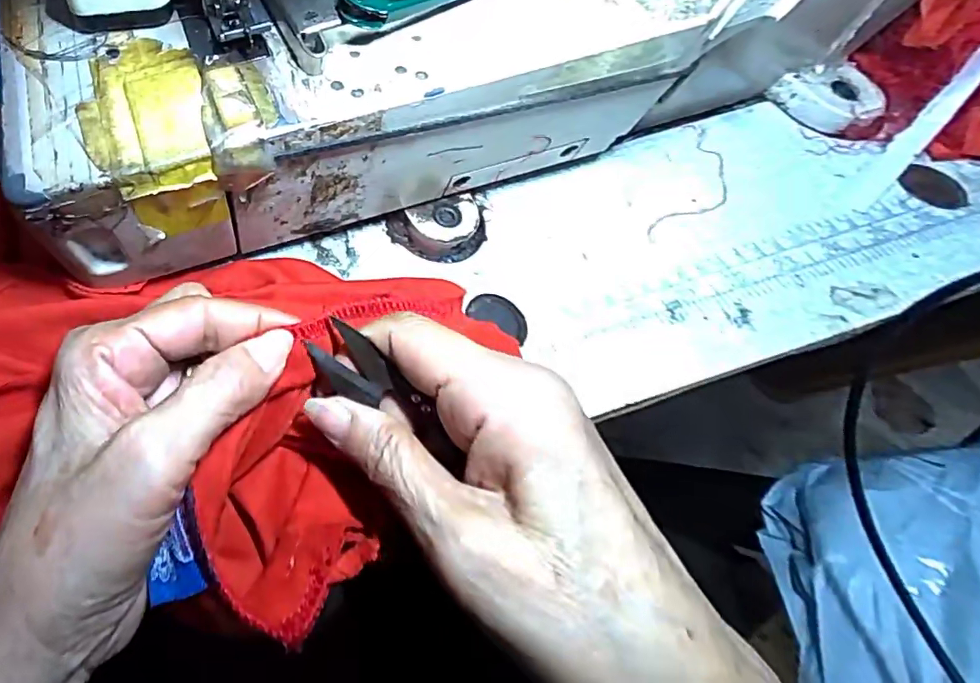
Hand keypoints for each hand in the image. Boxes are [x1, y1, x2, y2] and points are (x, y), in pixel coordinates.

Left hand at [0, 284, 296, 682]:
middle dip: (247, 338)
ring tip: (296, 380)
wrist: (49, 620)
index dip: (248, 320)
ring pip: (204, 362)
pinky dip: (237, 400)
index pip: (188, 313)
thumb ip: (216, 394)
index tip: (306, 335)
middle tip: (304, 359)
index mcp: (101, 350)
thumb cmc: (83, 535)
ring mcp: (134, 400)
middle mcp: (115, 362)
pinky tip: (267, 408)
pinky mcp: (153, 436)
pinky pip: (205, 400)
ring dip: (246, 368)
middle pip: (196, 327)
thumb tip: (279, 342)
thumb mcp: (152, 458)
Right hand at [301, 313, 774, 682]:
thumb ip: (386, 459)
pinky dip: (421, 429)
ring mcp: (532, 403)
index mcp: (509, 393)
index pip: (404, 330)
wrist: (668, 672)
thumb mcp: (458, 538)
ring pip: (431, 379)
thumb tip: (318, 403)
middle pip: (417, 351)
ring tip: (370, 460)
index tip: (311, 393)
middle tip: (337, 439)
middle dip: (368, 388)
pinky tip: (412, 469)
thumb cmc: (568, 611)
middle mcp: (523, 381)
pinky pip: (455, 404)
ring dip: (392, 413)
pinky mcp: (532, 428)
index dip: (349, 352)